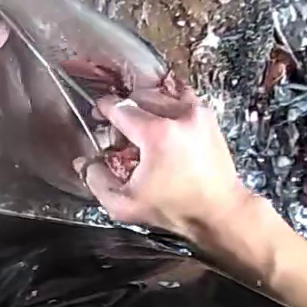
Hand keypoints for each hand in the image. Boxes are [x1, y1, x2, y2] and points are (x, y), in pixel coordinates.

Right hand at [79, 84, 257, 239]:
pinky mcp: (209, 118)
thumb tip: (86, 163)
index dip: (104, 109)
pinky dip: (168, 104)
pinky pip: (182, 98)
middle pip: (140, 97)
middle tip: (119, 130)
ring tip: (141, 126)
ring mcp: (198, 113)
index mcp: (157, 133)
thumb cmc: (175, 209)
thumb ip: (98, 181)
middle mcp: (180, 115)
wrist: (220, 212)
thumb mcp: (126, 205)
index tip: (98, 115)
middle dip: (126, 110)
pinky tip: (162, 123)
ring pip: (162, 94)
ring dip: (146, 105)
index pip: (121, 108)